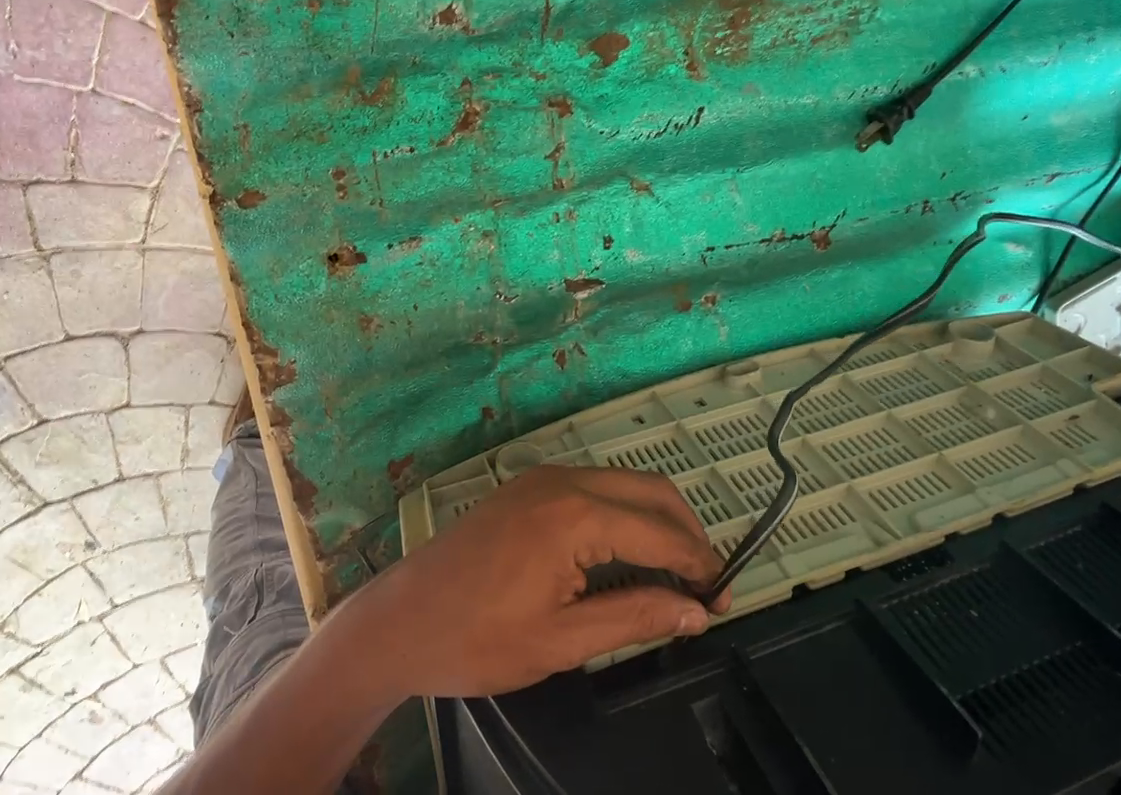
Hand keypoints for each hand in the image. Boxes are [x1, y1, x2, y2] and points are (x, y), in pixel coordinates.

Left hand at [340, 465, 732, 698]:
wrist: (397, 623)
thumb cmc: (475, 639)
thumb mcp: (562, 641)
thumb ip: (635, 618)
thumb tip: (694, 611)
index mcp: (574, 514)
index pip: (661, 532)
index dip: (700, 566)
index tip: (723, 600)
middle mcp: (563, 481)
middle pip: (651, 492)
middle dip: (687, 533)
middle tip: (706, 586)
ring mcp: (540, 480)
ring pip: (623, 486)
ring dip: (657, 523)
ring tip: (675, 577)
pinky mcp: (526, 490)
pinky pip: (594, 491)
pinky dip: (624, 517)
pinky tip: (628, 557)